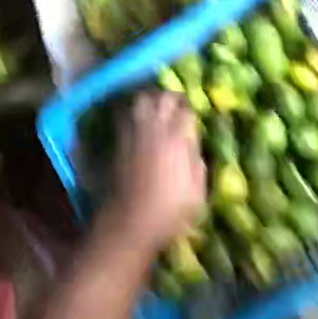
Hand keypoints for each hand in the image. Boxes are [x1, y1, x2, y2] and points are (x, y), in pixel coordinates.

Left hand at [104, 93, 205, 252]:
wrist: (130, 222)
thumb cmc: (168, 213)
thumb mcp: (197, 195)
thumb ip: (198, 166)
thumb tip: (194, 147)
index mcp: (177, 141)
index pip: (185, 110)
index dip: (190, 108)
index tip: (192, 113)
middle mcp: (155, 130)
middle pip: (162, 97)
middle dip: (171, 96)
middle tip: (175, 104)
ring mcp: (135, 133)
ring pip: (141, 100)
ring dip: (150, 98)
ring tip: (155, 105)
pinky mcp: (119, 140)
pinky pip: (124, 114)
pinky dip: (131, 110)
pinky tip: (136, 116)